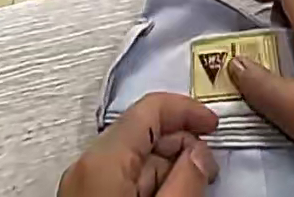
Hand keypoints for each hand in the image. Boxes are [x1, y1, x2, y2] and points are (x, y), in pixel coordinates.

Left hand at [59, 92, 219, 196]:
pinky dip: (150, 181)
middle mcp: (86, 164)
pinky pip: (123, 177)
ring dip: (168, 164)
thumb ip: (185, 177)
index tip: (213, 124)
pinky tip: (167, 195)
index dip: (188, 109)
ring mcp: (80, 186)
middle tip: (206, 166)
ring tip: (190, 186)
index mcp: (102, 157)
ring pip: (136, 156)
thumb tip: (200, 152)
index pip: (152, 106)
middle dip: (181, 142)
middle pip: (145, 130)